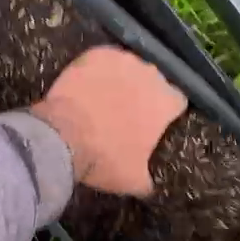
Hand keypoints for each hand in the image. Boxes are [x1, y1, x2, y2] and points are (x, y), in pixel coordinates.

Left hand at [29, 46, 186, 196]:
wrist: (62, 137)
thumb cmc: (103, 159)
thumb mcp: (131, 180)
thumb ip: (147, 181)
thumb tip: (150, 187)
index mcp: (167, 101)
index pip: (177, 102)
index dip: (165, 113)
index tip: (152, 124)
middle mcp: (152, 73)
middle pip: (153, 82)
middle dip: (142, 95)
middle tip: (122, 114)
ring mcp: (124, 60)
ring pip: (128, 68)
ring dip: (120, 80)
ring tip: (101, 99)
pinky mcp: (97, 53)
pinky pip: (102, 60)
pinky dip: (96, 71)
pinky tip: (85, 86)